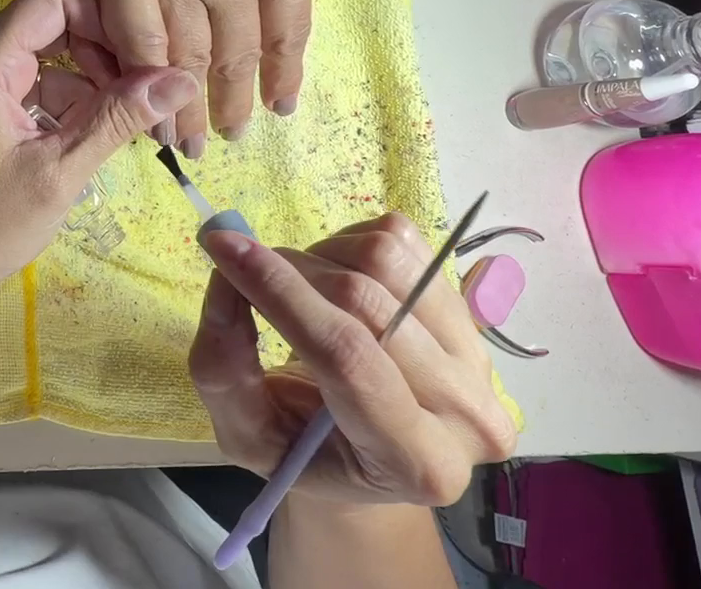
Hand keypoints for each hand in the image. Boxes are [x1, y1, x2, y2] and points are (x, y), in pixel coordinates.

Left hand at [0, 0, 196, 311]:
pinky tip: (105, 135)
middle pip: (58, 23)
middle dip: (107, 53)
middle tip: (151, 93)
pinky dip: (78, 104)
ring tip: (137, 123)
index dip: (105, 17)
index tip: (145, 57)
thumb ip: (118, 119)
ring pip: (57, 57)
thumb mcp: (59, 172)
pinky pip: (45, 86)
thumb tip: (181, 79)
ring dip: (98, 83)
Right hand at [44, 0, 439, 157]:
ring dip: (188, 107)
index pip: (289, 28)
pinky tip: (141, 104)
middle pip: (237, 54)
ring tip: (187, 140)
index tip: (276, 108)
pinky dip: (140, 77)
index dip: (282, 74)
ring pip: (187, 58)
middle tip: (226, 138)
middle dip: (232, 104)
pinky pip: (134, 36)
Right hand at [188, 214, 515, 505]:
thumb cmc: (304, 452)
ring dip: (319, 256)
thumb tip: (226, 275)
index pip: (347, 357)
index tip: (221, 247)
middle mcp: (468, 413)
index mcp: (416, 461)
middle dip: (287, 272)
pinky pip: (401, 239)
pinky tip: (335, 279)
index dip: (280, 294)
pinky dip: (347, 243)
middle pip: (364, 299)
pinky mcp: (470, 309)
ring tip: (301, 290)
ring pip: (386, 259)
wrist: (367, 456)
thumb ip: (222, 367)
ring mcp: (479, 356)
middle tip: (246, 276)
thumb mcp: (244, 433)